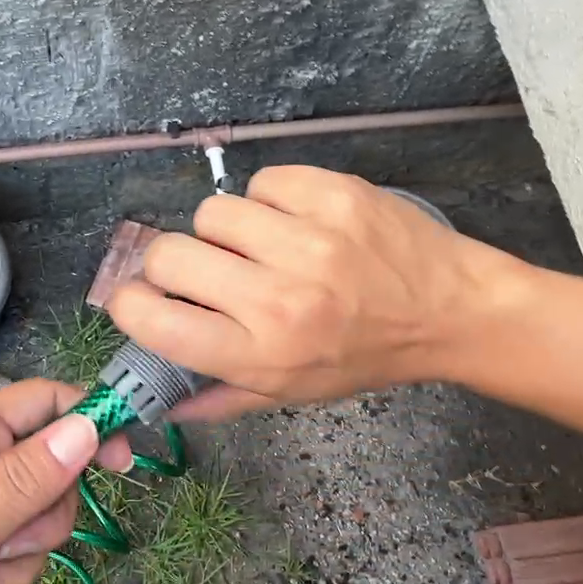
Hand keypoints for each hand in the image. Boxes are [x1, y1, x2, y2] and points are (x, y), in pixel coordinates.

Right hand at [107, 166, 530, 419]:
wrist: (451, 311)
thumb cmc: (366, 357)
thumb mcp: (293, 393)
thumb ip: (221, 398)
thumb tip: (161, 401)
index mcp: (262, 353)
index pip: (155, 321)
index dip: (131, 305)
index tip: (142, 300)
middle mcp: (279, 297)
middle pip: (168, 254)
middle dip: (172, 263)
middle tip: (205, 271)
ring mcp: (308, 240)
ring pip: (212, 212)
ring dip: (227, 231)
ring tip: (261, 245)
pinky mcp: (334, 194)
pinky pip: (262, 181)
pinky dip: (271, 200)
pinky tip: (297, 222)